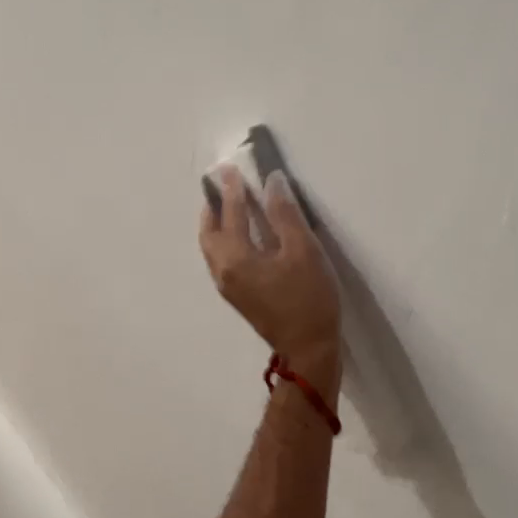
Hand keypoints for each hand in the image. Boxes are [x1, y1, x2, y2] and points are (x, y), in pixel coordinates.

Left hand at [199, 166, 340, 371]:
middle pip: (209, 233)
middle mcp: (223, 271)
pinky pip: (221, 259)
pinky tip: (241, 235)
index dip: (232, 189)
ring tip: (228, 205)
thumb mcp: (303, 251)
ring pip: (212, 248)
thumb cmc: (308, 298)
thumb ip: (285, 214)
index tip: (228, 168)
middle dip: (213, 207)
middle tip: (222, 185)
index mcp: (235, 258)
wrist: (308, 349)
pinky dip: (225, 240)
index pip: (230, 214)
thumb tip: (272, 182)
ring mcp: (228, 286)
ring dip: (217, 224)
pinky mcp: (238, 296)